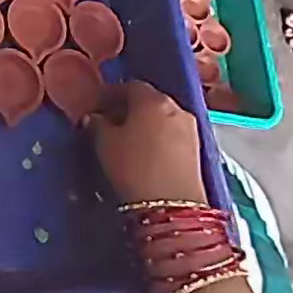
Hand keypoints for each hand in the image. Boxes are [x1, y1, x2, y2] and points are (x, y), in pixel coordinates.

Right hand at [87, 81, 207, 204]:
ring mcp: (190, 128)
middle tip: (110, 122)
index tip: (97, 106)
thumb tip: (94, 117)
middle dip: (129, 108)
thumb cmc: (134, 167)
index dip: (111, 94)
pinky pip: (172, 134)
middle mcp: (175, 107)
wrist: (172, 206)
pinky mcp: (198, 150)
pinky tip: (146, 153)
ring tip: (127, 141)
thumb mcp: (105, 144)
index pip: (130, 86)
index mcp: (152, 99)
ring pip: (163, 118)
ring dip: (146, 124)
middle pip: (149, 100)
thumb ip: (97, 124)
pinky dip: (158, 138)